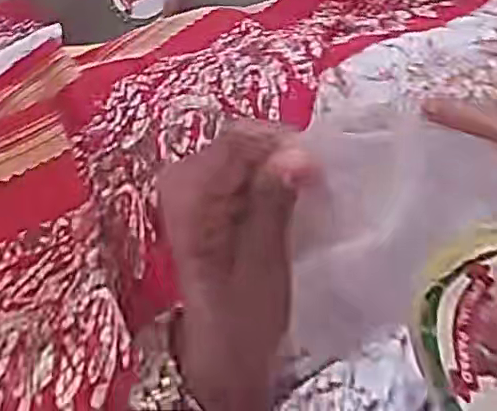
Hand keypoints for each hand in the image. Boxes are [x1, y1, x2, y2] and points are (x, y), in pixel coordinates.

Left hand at [157, 121, 313, 410]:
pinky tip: (283, 198)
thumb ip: (274, 201)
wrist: (220, 358)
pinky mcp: (203, 188)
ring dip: (276, 164)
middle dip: (281, 153)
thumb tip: (298, 153)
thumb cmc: (241, 322)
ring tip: (301, 193)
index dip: (282, 145)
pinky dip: (266, 174)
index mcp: (187, 192)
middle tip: (312, 182)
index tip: (316, 168)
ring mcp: (189, 180)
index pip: (238, 141)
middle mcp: (180, 176)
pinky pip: (241, 162)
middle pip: (241, 139)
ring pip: (244, 147)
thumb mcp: (264, 264)